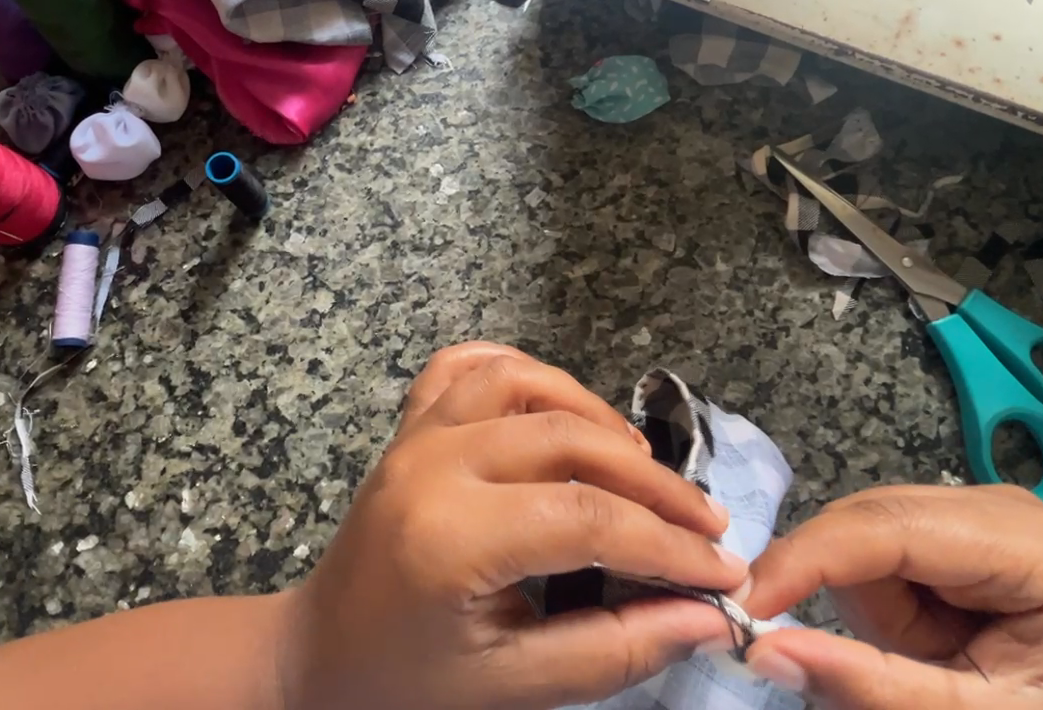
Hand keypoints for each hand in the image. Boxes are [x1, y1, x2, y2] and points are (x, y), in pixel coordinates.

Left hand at [280, 342, 749, 709]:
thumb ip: (612, 649)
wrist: (319, 650)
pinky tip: (554, 403)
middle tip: (703, 522)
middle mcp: (433, 462)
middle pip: (565, 438)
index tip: (723, 570)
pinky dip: (521, 370)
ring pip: (522, 380)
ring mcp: (416, 431)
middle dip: (649, 481)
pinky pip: (467, 364)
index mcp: (450, 535)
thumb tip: (704, 614)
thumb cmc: (407, 679)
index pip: (585, 517)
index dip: (666, 544)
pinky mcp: (409, 422)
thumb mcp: (512, 684)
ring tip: (638, 461)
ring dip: (590, 411)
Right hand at [739, 485, 1042, 709]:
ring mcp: (979, 507)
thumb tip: (765, 651)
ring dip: (875, 607)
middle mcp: (1001, 505)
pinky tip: (938, 636)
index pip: (889, 527)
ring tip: (939, 660)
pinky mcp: (958, 523)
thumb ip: (879, 689)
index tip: (744, 605)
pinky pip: (877, 548)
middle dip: (860, 599)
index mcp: (1036, 547)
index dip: (807, 558)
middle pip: (868, 524)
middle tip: (906, 668)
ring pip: (862, 535)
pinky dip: (887, 602)